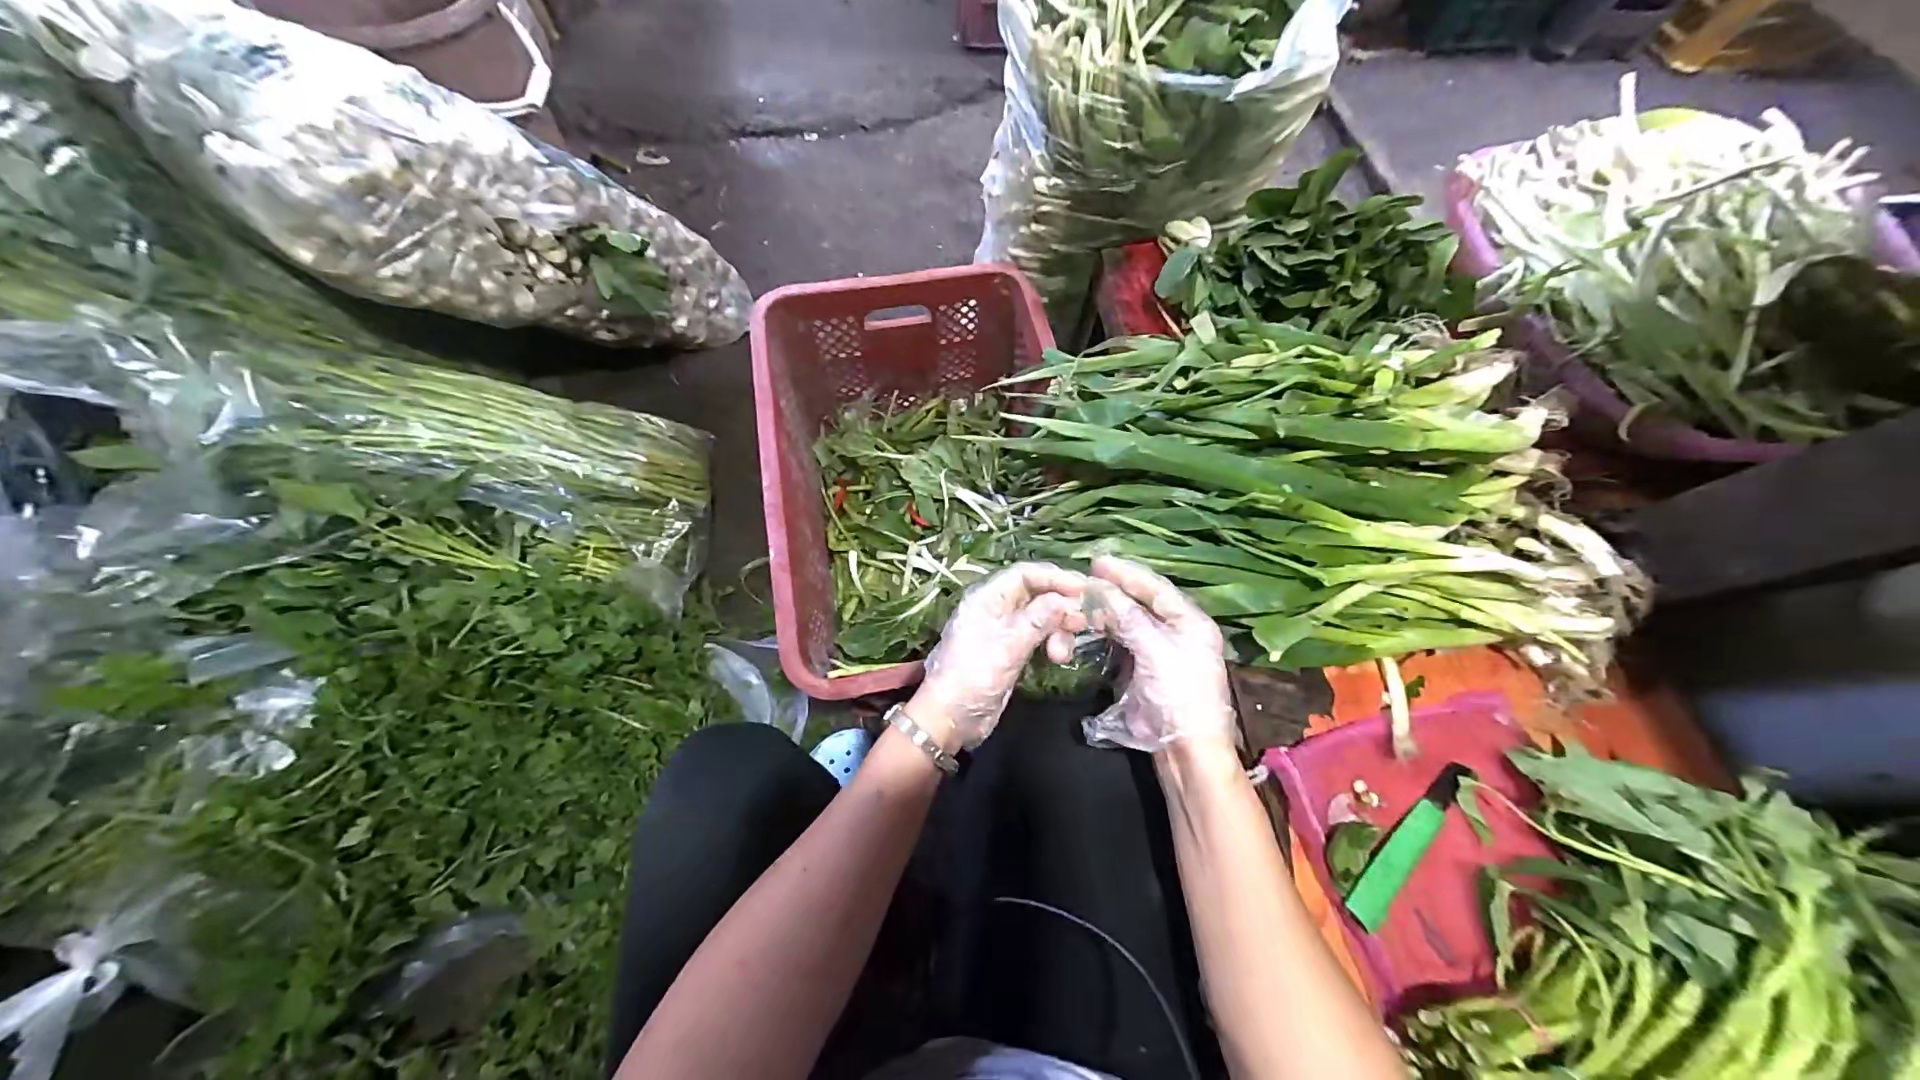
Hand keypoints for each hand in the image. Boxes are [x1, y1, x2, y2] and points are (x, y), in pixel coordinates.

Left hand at [912, 562, 1088, 749]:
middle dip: (1061, 606)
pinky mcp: (1009, 652)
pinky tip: (1059, 657)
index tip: (1084, 590)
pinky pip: (1037, 636)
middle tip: (1082, 623)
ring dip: (1058, 629)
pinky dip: (1051, 642)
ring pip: (1040, 617)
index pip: (1025, 574)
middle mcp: (995, 608)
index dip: (1056, 577)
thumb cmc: (974, 675)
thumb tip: (1068, 600)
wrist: (950, 718)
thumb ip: (1039, 619)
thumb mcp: (1009, 644)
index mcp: (987, 597)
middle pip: (1036, 594)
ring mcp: (1002, 631)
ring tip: (1063, 654)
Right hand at [1082, 556, 1233, 752]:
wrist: (1184, 752)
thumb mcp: (1156, 652)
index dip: (1127, 574)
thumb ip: (1129, 618)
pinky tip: (1088, 623)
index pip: (1156, 588)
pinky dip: (1104, 631)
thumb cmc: (1179, 697)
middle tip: (1084, 577)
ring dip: (1106, 610)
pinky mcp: (1142, 669)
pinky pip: (1120, 642)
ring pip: (1128, 621)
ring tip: (1081, 598)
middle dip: (1113, 589)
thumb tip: (1101, 589)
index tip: (1097, 562)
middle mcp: (1176, 632)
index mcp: (1191, 622)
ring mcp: (1158, 651)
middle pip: (1141, 602)